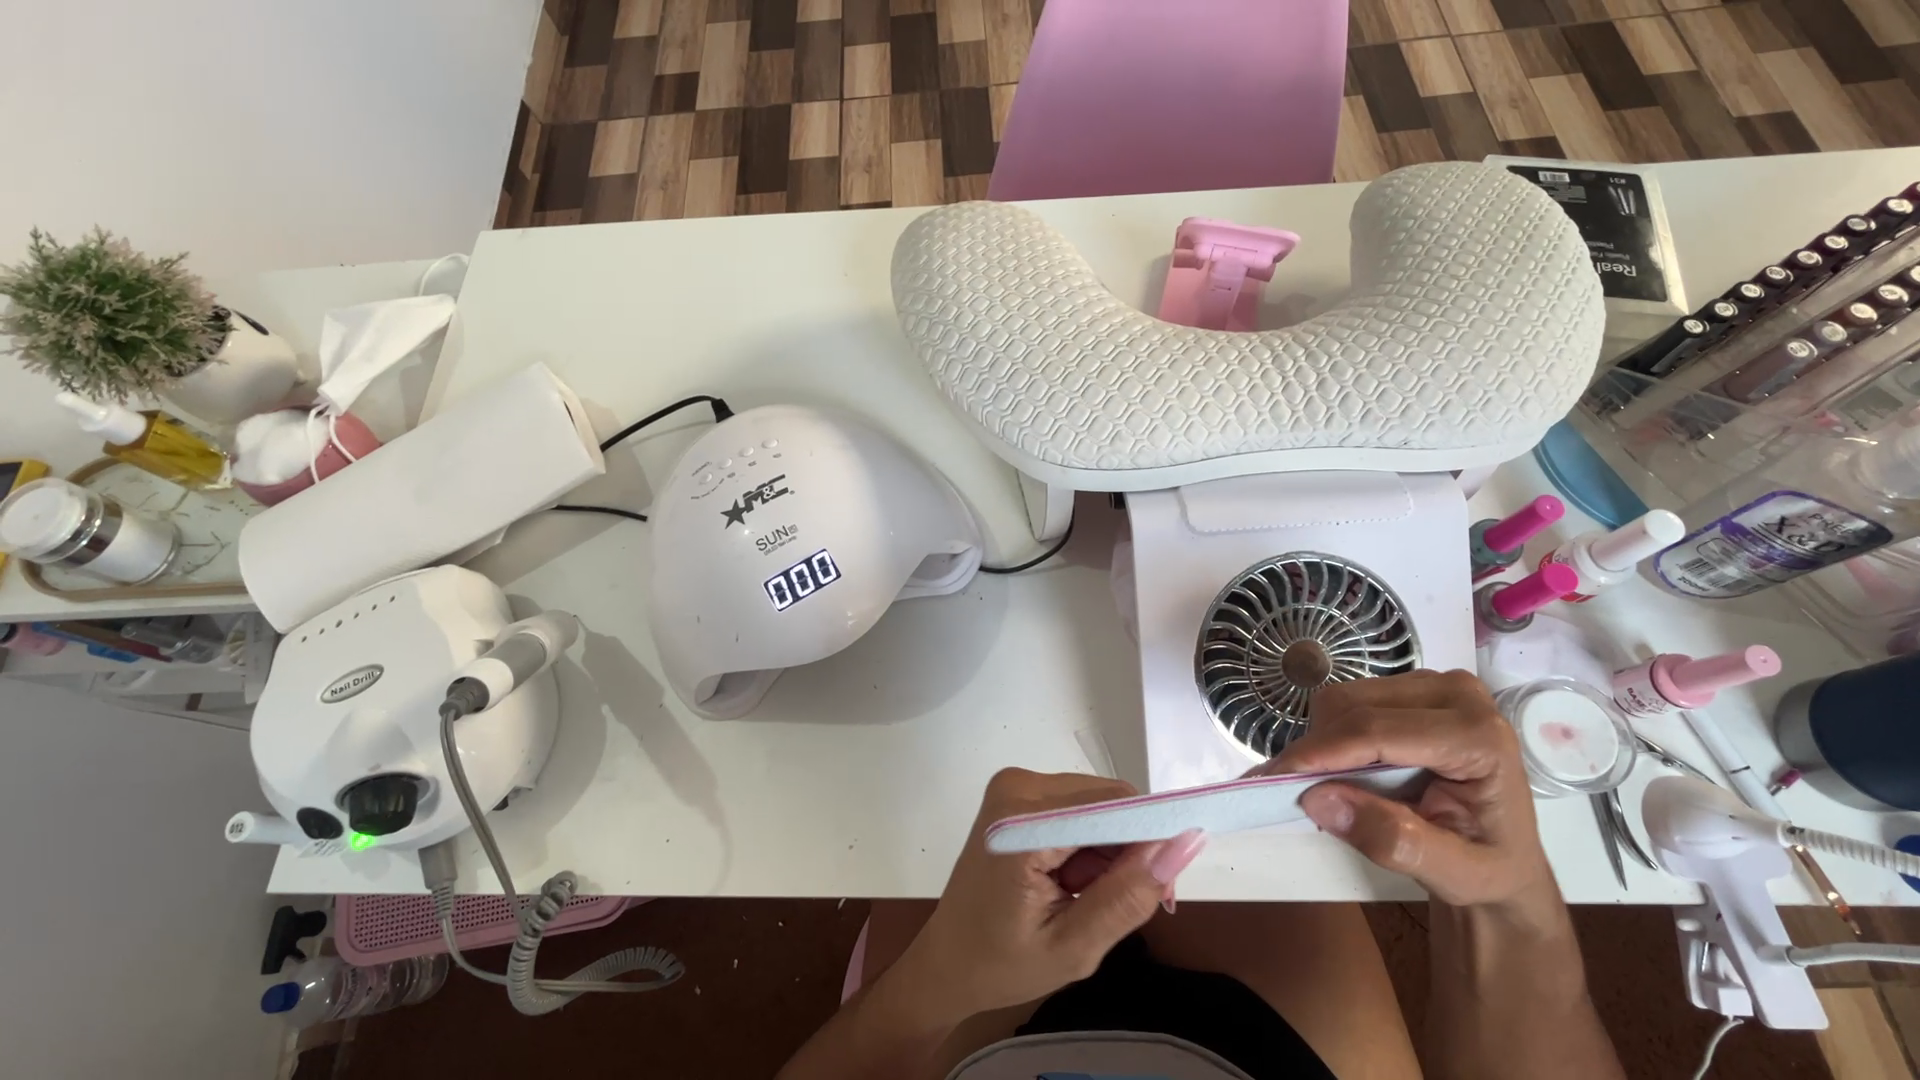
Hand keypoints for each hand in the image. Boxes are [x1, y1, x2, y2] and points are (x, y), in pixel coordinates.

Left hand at [887, 768, 1206, 1021]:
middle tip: (1128, 906)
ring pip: (1101, 805)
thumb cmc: (1002, 964)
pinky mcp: (1019, 797)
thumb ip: (1128, 895)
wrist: (947, 963)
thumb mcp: (1074, 946)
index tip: (1169, 883)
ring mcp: (1016, 787)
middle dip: (1131, 850)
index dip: (1153, 836)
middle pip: (1109, 802)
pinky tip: (1073, 882)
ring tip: (1087, 899)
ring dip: (1111, 850)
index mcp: (1021, 821)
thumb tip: (1184, 845)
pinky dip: (1092, 845)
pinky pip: (1081, 810)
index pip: (1113, 806)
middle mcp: (1018, 786)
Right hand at [1273, 670, 1555, 907]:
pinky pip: (1347, 703)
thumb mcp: (1452, 874)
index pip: (1376, 730)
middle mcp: (1457, 695)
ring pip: (1343, 700)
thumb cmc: (1486, 868)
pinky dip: (1329, 736)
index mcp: (1478, 736)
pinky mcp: (1411, 689)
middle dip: (1315, 750)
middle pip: (1353, 706)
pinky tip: (1340, 769)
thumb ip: (1393, 840)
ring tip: (1325, 786)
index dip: (1319, 753)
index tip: (1271, 780)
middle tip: (1295, 793)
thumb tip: (1318, 799)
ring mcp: (1433, 686)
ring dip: (1320, 743)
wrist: (1503, 857)